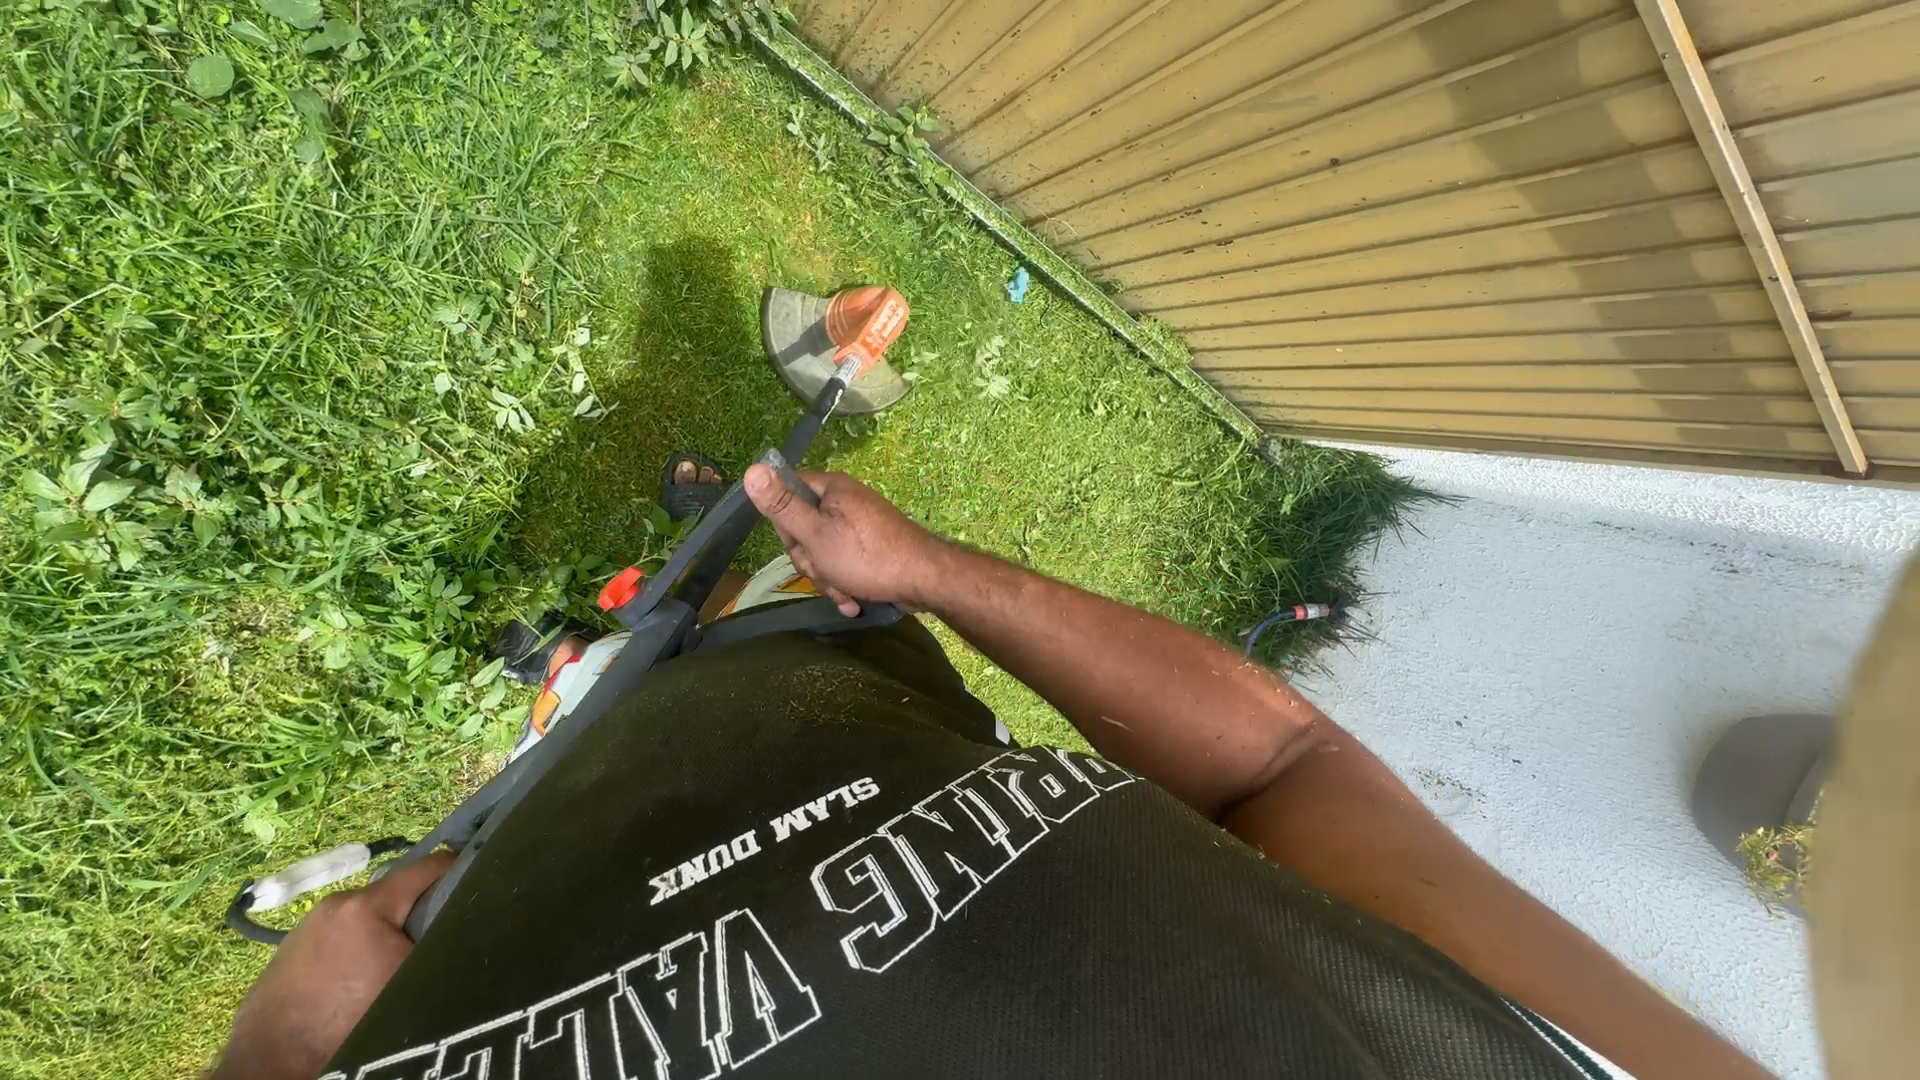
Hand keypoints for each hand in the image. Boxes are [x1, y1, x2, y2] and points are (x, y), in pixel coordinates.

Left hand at [213, 852, 453, 1079]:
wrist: (270, 1072)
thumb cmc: (348, 1021)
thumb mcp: (411, 979)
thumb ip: (441, 939)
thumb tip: (475, 919)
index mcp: (365, 904)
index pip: (430, 865)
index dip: (463, 870)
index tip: (484, 887)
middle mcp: (333, 904)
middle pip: (397, 892)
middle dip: (421, 909)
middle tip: (439, 938)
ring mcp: (303, 929)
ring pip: (367, 916)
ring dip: (387, 931)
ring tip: (398, 965)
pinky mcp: (285, 955)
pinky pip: (339, 937)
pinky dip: (357, 948)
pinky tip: (360, 981)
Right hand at [743, 465, 944, 616]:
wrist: (924, 580)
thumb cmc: (867, 556)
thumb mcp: (816, 533)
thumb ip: (783, 506)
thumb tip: (751, 468)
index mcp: (832, 488)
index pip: (787, 494)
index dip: (785, 523)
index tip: (798, 542)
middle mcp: (845, 502)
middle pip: (804, 529)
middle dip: (811, 560)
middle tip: (825, 570)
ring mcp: (859, 526)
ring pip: (823, 553)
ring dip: (829, 579)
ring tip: (846, 593)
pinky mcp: (870, 548)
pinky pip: (843, 563)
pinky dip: (845, 584)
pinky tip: (854, 602)